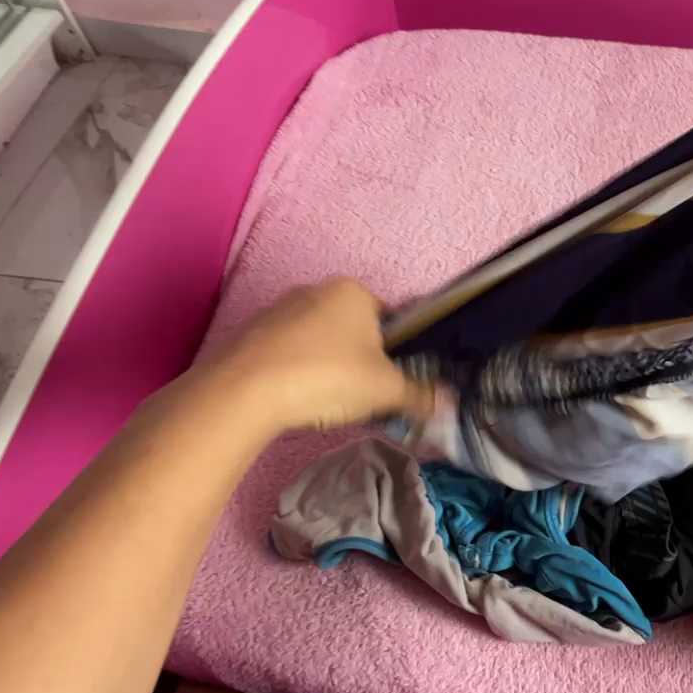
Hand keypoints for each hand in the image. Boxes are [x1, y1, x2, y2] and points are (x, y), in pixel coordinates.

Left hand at [186, 278, 430, 434]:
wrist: (243, 393)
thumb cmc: (327, 377)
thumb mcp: (385, 390)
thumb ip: (420, 394)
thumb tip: (449, 402)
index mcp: (353, 292)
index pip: (391, 318)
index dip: (397, 352)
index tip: (391, 380)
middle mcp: (315, 290)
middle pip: (354, 329)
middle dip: (361, 359)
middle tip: (363, 395)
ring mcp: (277, 309)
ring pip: (319, 340)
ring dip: (327, 365)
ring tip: (327, 401)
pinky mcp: (249, 333)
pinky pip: (287, 352)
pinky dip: (296, 371)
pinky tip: (295, 399)